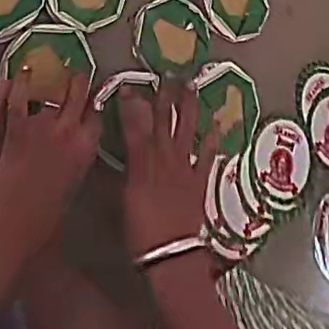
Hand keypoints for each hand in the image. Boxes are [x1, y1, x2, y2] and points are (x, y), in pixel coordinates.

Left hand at [0, 70, 100, 258]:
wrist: (17, 230)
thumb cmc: (49, 218)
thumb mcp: (76, 182)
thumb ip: (81, 154)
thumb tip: (82, 137)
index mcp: (86, 146)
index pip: (96, 112)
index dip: (93, 100)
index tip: (91, 94)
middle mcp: (69, 131)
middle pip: (78, 91)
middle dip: (77, 80)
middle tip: (73, 74)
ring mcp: (43, 127)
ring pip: (53, 88)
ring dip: (53, 76)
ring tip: (52, 67)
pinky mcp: (17, 129)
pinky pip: (19, 98)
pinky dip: (20, 82)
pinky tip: (23, 71)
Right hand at [120, 84, 219, 272]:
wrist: (171, 255)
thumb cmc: (140, 230)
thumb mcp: (123, 197)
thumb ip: (120, 169)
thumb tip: (111, 152)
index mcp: (142, 161)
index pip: (136, 124)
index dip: (133, 104)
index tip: (130, 86)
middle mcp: (165, 158)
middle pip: (164, 121)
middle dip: (165, 95)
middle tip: (168, 72)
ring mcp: (185, 168)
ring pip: (186, 129)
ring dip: (188, 106)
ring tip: (191, 86)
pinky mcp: (199, 181)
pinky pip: (207, 156)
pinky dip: (212, 140)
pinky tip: (217, 125)